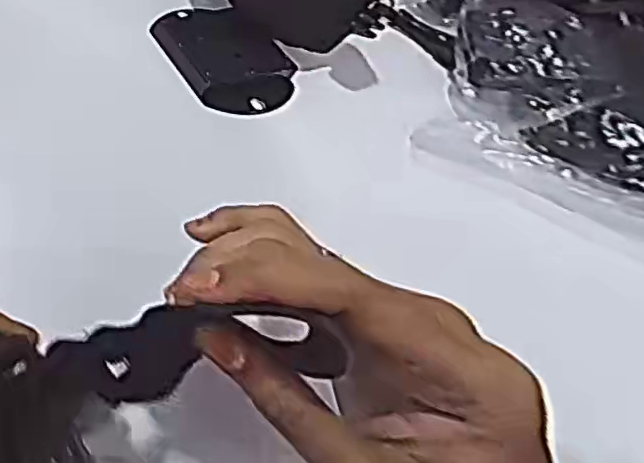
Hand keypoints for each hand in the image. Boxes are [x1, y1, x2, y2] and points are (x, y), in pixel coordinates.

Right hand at [166, 205, 551, 462]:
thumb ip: (282, 397)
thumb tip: (211, 335)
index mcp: (458, 364)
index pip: (337, 285)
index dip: (256, 275)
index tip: (199, 287)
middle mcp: (433, 325)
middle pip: (312, 255)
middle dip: (234, 264)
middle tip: (185, 292)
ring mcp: (402, 318)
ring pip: (300, 246)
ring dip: (235, 252)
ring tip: (193, 277)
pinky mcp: (369, 321)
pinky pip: (302, 270)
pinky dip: (252, 266)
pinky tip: (221, 276)